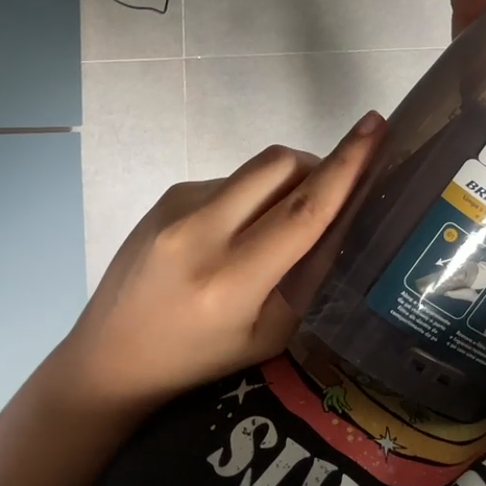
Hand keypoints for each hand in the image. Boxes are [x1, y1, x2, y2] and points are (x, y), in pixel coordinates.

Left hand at [53, 111, 385, 408]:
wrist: (110, 356)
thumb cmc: (198, 360)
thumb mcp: (269, 333)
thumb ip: (308, 275)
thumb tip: (341, 220)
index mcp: (231, 279)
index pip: (303, 210)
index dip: (346, 166)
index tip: (375, 126)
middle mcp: (202, 232)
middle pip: (280, 165)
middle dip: (317, 167)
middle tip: (331, 196)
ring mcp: (178, 207)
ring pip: (256, 171)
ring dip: (282, 186)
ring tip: (273, 232)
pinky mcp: (168, 195)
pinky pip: (230, 181)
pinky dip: (251, 197)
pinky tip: (236, 235)